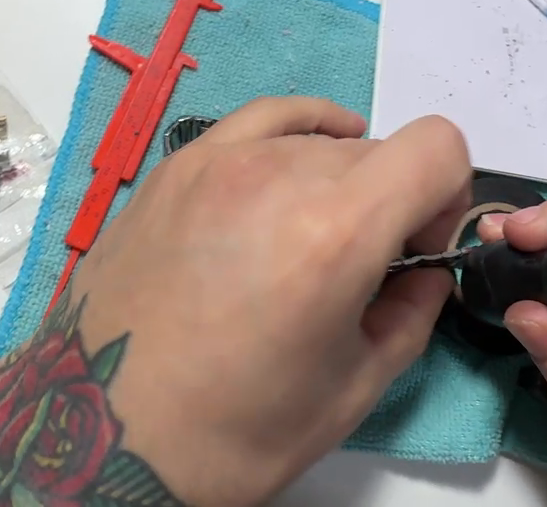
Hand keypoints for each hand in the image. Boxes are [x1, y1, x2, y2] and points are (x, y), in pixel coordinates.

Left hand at [67, 99, 471, 506]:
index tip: (421, 245)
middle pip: (381, 150)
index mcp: (338, 229)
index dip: (450, 194)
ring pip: (325, 139)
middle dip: (395, 198)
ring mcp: (226, 157)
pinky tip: (301, 154)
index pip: (438, 147)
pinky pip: (265, 118)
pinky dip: (300, 130)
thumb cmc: (233, 429)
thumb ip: (413, 314)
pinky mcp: (184, 160)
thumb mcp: (352, 390)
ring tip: (308, 235)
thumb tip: (425, 269)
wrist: (97, 429)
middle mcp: (285, 172)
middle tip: (362, 262)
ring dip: (342, 178)